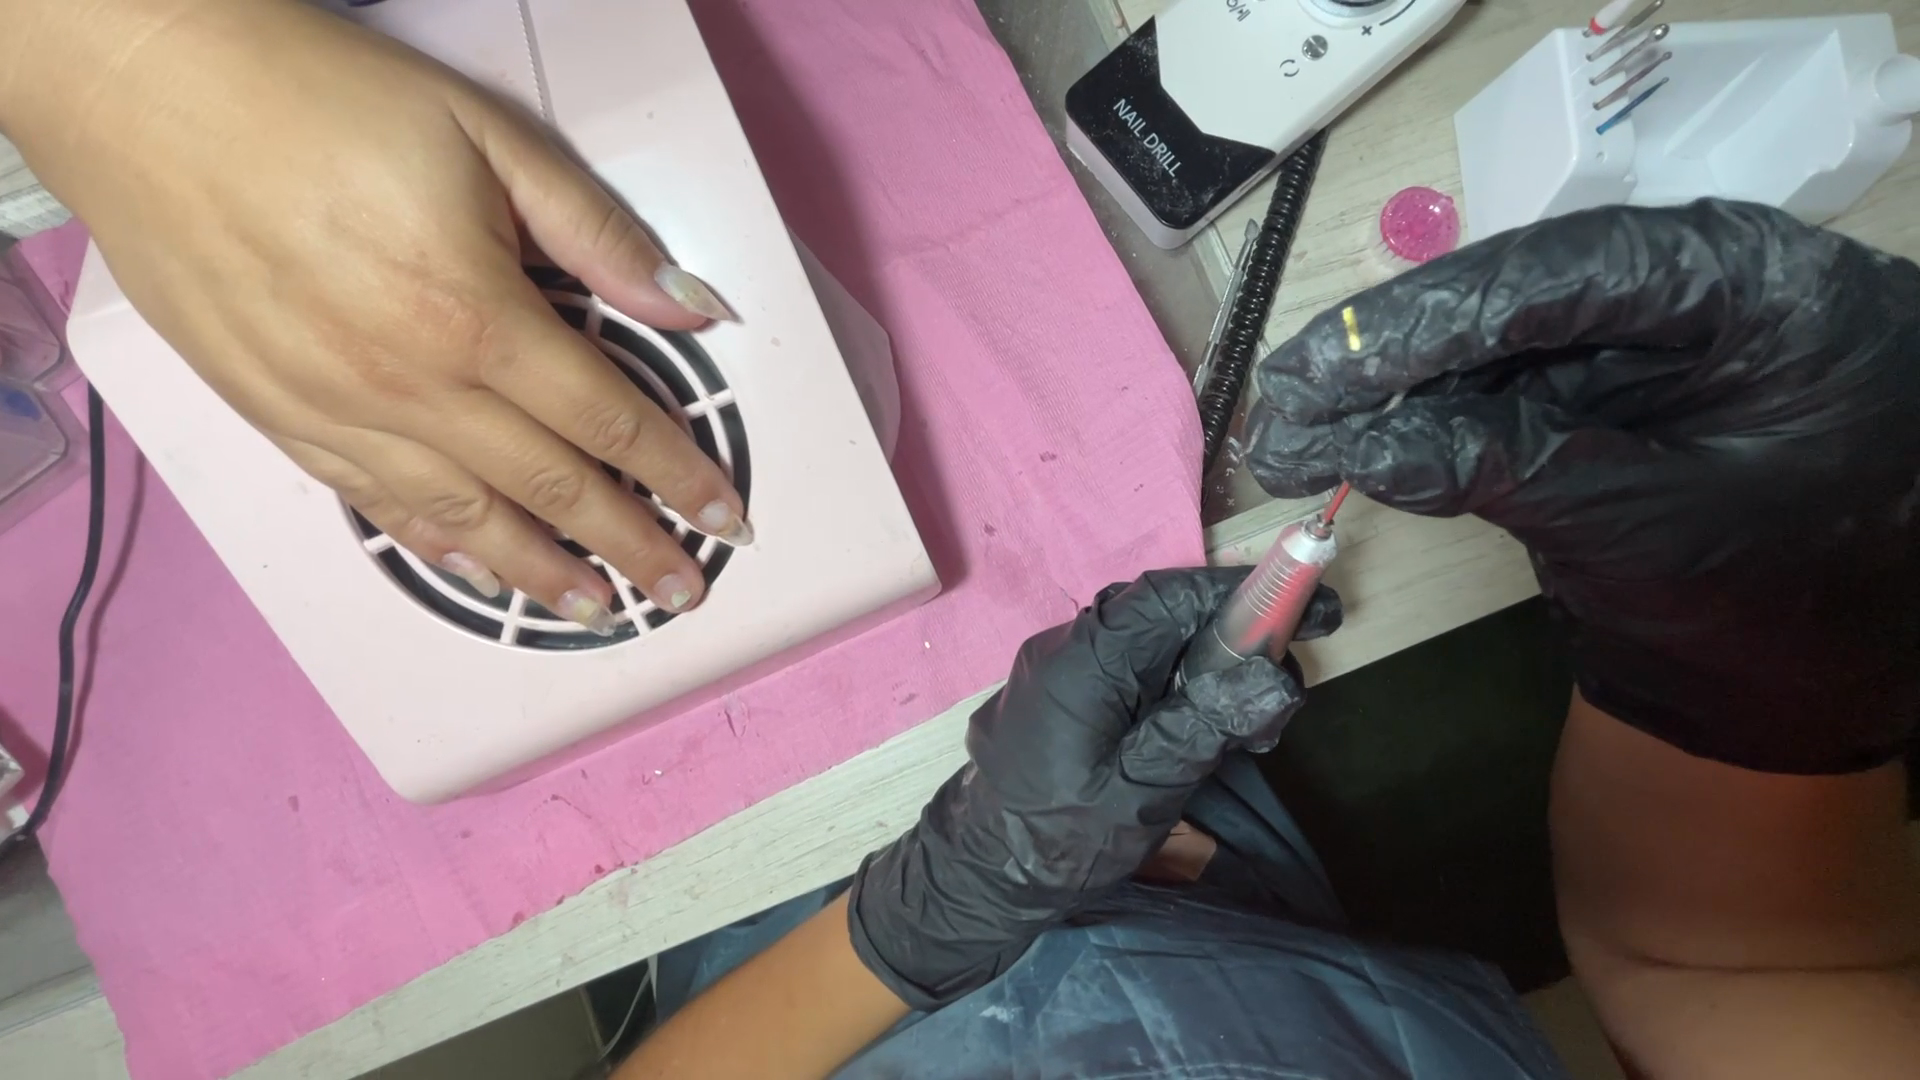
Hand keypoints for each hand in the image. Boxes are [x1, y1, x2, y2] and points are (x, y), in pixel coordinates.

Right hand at [0, 0, 746, 629]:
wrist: (127, 73)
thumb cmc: (325, 98)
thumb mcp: (491, 140)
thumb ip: (602, 237)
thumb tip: (694, 309)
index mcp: (478, 317)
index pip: (614, 424)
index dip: (680, 478)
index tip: (727, 521)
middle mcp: (413, 384)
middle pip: (556, 489)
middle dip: (632, 548)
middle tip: (682, 593)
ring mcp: (340, 412)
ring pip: (471, 519)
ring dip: (546, 575)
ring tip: (602, 613)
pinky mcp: (280, 417)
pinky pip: (379, 505)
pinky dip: (443, 549)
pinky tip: (484, 579)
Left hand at [847, 568, 1341, 1008]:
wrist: (978, 870)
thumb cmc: (1055, 839)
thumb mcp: (1138, 793)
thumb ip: (1201, 729)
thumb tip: (1274, 677)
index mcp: (1081, 660)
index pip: (1167, 596)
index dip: (1238, 593)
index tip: (1307, 607)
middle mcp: (1066, 647)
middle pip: (1161, 614)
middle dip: (1233, 634)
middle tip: (1285, 678)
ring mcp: (1061, 667)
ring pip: (1150, 640)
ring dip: (1208, 663)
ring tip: (1255, 720)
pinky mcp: (1064, 690)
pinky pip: (1129, 667)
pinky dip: (1176, 683)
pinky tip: (1206, 722)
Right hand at [1246, 199, 1919, 773]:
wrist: (1787, 666)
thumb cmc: (1774, 595)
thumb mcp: (1642, 526)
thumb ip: (1505, 467)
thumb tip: (1365, 450)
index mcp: (1746, 294)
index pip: (1565, 275)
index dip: (1429, 320)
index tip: (1326, 370)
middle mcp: (1666, 297)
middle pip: (1492, 303)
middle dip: (1375, 359)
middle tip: (1278, 403)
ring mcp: (1601, 349)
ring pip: (1457, 353)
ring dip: (1362, 399)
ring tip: (1279, 443)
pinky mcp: (1553, 397)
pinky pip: (1456, 400)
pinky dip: (1388, 429)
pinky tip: (1329, 450)